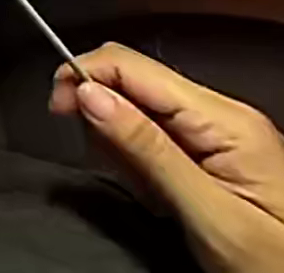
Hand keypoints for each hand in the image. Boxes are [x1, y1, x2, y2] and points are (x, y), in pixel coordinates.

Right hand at [50, 43, 283, 272]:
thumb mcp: (215, 219)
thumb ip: (148, 150)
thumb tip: (85, 90)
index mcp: (226, 119)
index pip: (128, 64)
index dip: (81, 75)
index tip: (57, 114)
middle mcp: (224, 112)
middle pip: (131, 77)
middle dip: (100, 107)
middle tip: (103, 159)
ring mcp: (226, 131)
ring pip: (138, 103)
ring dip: (120, 136)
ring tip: (141, 185)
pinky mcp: (221, 151)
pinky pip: (158, 128)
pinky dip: (139, 151)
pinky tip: (156, 187)